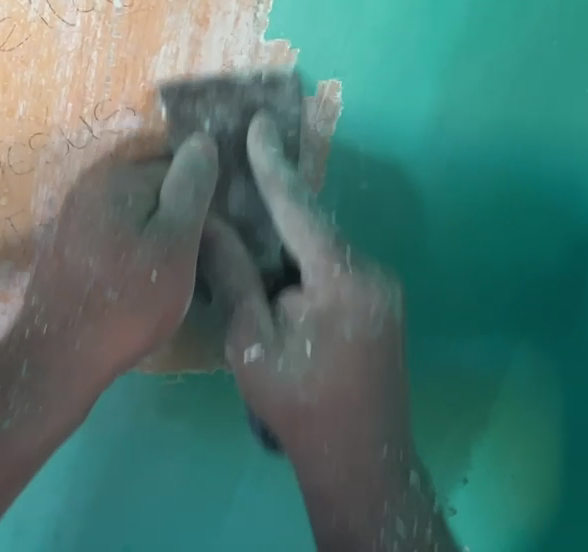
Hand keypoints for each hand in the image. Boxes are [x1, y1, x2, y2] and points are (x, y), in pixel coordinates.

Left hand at [14, 134, 219, 394]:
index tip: (211, 244)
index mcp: (117, 176)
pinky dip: (130, 254)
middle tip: (193, 267)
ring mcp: (74, 214)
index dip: (201, 206)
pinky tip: (136, 286)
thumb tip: (202, 139)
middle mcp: (90, 185)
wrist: (60, 353)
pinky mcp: (67, 244)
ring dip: (155, 240)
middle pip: (154, 192)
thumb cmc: (128, 300)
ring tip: (166, 282)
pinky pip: (113, 236)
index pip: (178, 171)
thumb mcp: (175, 243)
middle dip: (177, 221)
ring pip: (134, 216)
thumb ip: (190, 188)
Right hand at [201, 115, 413, 486]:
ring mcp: (377, 288)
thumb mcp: (252, 343)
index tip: (258, 122)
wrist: (361, 463)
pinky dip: (294, 255)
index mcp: (343, 280)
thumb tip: (210, 222)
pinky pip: (326, 263)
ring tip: (238, 213)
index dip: (272, 164)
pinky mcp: (374, 302)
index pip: (299, 208)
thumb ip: (234, 275)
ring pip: (316, 244)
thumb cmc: (300, 405)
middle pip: (308, 223)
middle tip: (234, 163)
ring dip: (279, 233)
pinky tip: (265, 257)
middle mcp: (369, 274)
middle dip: (269, 200)